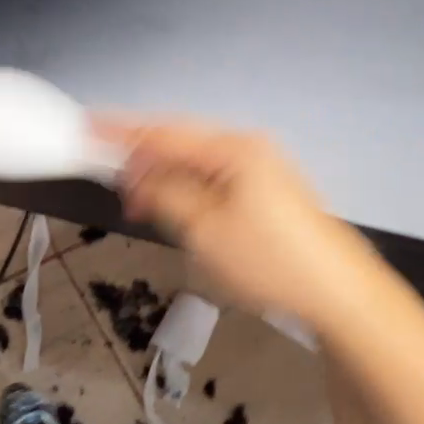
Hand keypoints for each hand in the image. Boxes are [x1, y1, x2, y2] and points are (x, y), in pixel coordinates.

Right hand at [92, 118, 389, 327]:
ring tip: (132, 198)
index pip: (162, 132)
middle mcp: (245, 148)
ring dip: (159, 175)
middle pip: (178, 141)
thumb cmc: (268, 261)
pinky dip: (181, 186)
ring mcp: (259, 167)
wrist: (340, 296)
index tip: (83, 126)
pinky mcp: (264, 189)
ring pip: (192, 161)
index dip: (120, 131)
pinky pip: (209, 176)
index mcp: (231, 149)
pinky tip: (168, 204)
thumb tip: (136, 174)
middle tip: (105, 174)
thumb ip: (163, 193)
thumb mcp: (204, 228)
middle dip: (138, 156)